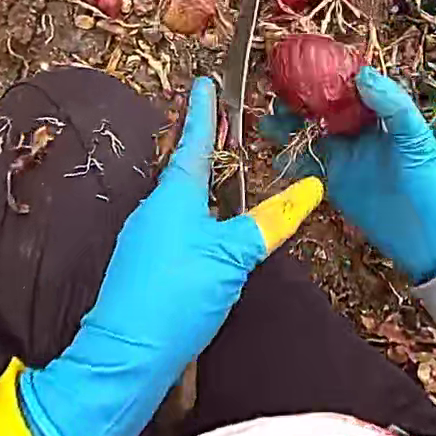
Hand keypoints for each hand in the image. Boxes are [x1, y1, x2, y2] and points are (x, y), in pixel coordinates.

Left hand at [18, 78, 322, 435]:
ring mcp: (144, 233)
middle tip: (224, 127)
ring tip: (225, 178)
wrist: (125, 353)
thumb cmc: (180, 292)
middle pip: (184, 168)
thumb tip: (310, 189)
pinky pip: (174, 224)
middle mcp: (154, 206)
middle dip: (204, 146)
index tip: (205, 81)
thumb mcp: (233, 256)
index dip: (203, 111)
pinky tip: (209, 232)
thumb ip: (270, 222)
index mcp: (175, 194)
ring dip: (201, 185)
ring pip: (179, 199)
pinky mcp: (142, 261)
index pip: (195, 142)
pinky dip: (195, 217)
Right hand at [261, 66, 435, 283]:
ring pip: (310, 135)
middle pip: (323, 110)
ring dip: (288, 128)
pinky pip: (307, 165)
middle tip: (277, 95)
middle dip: (300, 101)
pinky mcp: (335, 182)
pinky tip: (277, 156)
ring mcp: (345, 157)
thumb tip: (362, 75)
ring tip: (268, 123)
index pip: (350, 89)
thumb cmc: (434, 186)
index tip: (303, 68)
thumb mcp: (417, 140)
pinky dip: (290, 160)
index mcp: (380, 117)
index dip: (327, 78)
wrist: (434, 242)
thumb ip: (393, 106)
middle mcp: (359, 133)